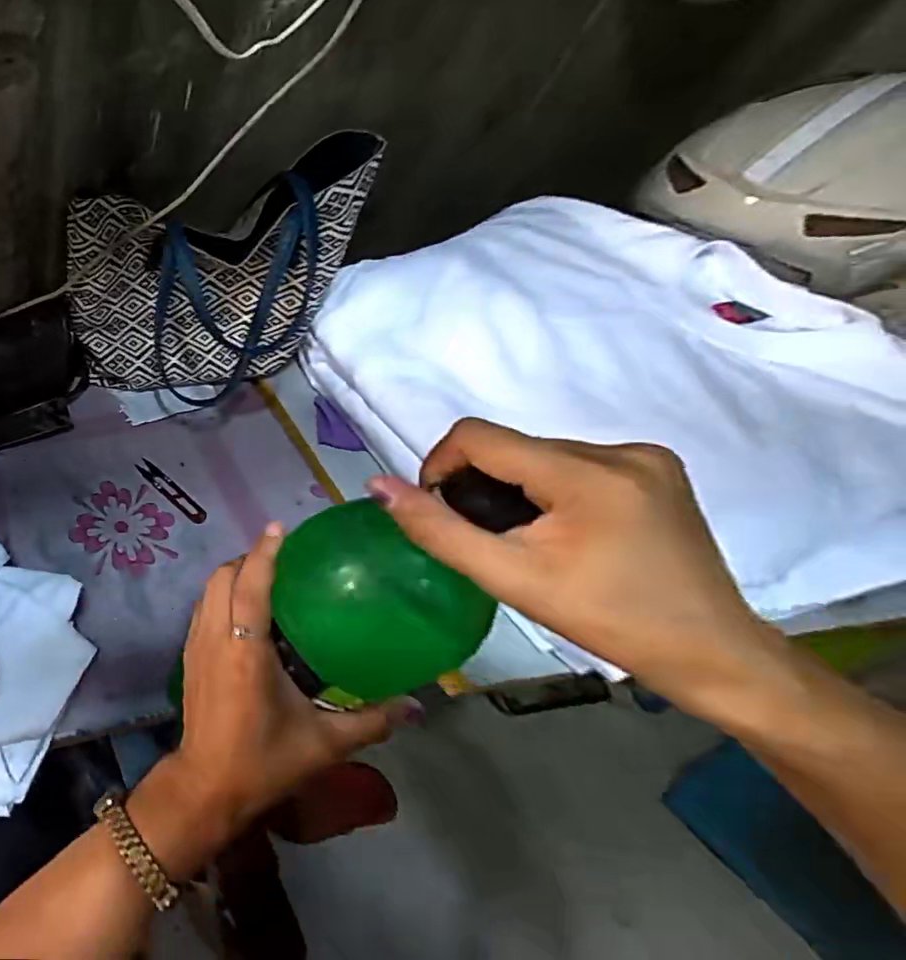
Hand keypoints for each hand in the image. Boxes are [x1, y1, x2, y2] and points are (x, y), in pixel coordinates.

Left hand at [169, 523, 417, 833]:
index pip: (249, 585)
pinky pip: (202, 610)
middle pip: (221, 578)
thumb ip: (372, 720)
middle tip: (281, 556)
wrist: (208, 782)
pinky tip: (246, 611)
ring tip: (265, 576)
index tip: (280, 529)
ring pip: (207, 591)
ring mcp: (194, 643)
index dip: (264, 553)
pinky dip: (221, 596)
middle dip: (247, 559)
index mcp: (244, 649)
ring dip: (231, 576)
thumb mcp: (325, 742)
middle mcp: (213, 636)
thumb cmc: (265, 759)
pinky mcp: (188, 655)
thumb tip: (417, 706)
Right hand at [367, 417, 787, 718]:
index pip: (477, 436)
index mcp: (588, 475)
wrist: (712, 653)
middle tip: (488, 535)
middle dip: (478, 482)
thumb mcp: (506, 576)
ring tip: (524, 535)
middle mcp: (621, 452)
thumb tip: (376, 485)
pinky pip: (566, 460)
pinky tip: (557, 527)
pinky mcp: (654, 469)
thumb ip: (435, 527)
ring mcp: (645, 458)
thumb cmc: (605, 619)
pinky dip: (542, 486)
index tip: (444, 512)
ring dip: (509, 485)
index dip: (440, 465)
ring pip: (533, 452)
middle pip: (506, 445)